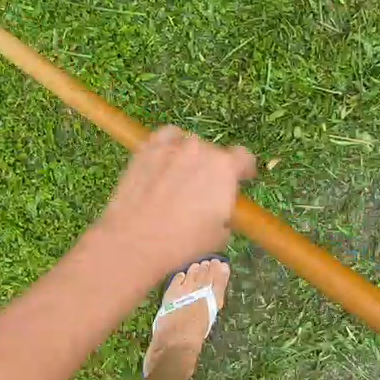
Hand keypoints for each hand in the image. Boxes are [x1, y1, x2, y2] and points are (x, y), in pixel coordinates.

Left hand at [87, 126, 255, 281]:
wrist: (135, 240)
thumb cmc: (183, 242)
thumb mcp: (219, 234)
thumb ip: (225, 212)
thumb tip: (219, 208)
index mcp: (225, 168)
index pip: (244, 157)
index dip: (244, 170)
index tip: (241, 181)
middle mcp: (201, 149)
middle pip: (215, 152)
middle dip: (214, 169)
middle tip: (204, 190)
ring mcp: (172, 146)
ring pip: (191, 144)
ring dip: (191, 158)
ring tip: (181, 178)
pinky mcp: (147, 148)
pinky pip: (167, 137)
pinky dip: (170, 145)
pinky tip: (166, 160)